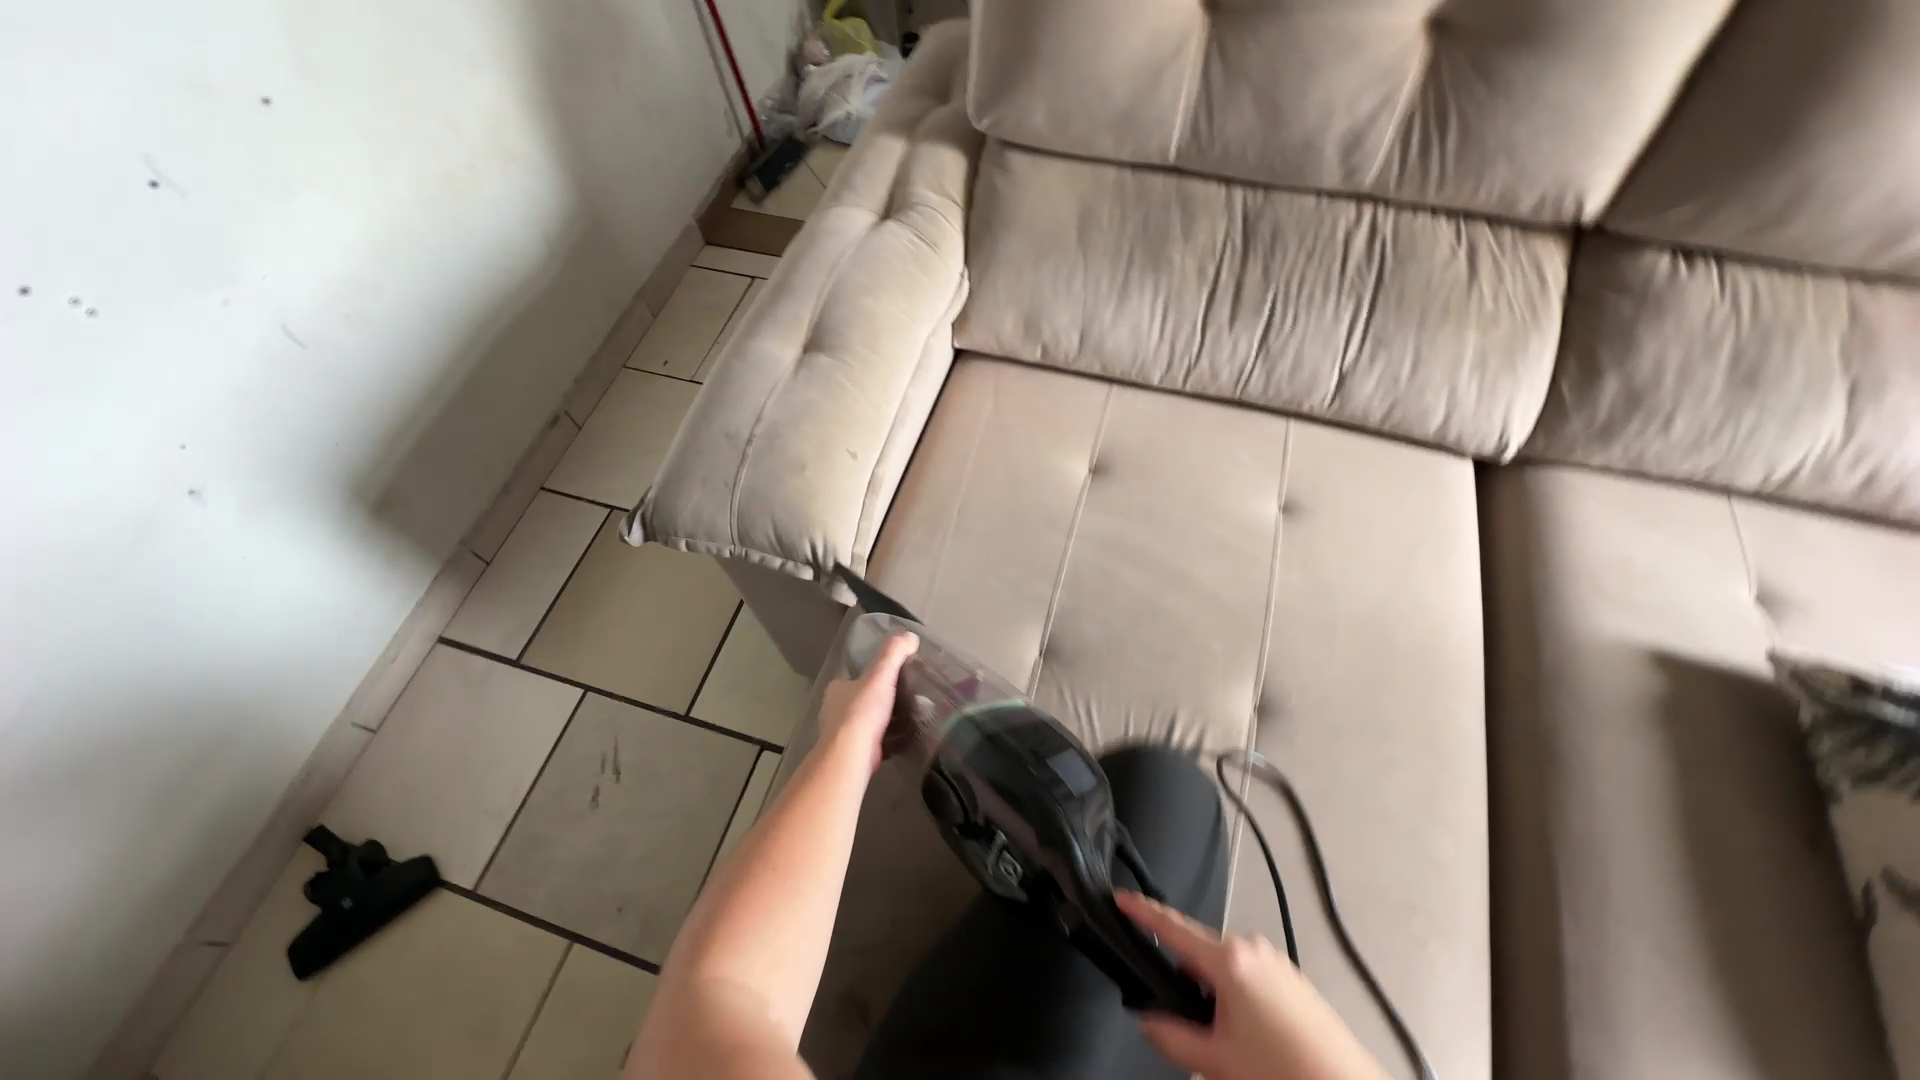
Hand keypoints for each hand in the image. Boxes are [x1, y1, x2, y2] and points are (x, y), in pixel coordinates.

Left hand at [815, 632, 917, 772]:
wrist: (852, 753)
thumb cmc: (862, 710)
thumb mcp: (880, 674)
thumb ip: (893, 652)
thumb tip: (910, 636)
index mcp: (837, 689)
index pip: (855, 677)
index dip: (873, 676)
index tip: (894, 676)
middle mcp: (835, 710)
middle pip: (863, 700)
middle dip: (882, 700)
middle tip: (909, 697)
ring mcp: (843, 734)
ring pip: (869, 722)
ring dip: (887, 721)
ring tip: (913, 716)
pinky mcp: (854, 753)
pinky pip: (876, 742)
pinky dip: (890, 739)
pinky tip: (907, 737)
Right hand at [1116, 891, 1389, 1079]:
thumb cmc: (1288, 1073)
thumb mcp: (1214, 1060)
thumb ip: (1171, 1036)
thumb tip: (1150, 1022)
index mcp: (1230, 962)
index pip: (1173, 928)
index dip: (1142, 912)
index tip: (1121, 898)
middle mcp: (1254, 951)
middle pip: (1199, 955)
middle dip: (1187, 985)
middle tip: (1194, 1028)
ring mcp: (1276, 963)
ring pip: (1225, 971)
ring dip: (1215, 997)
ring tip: (1232, 1046)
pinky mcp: (1292, 979)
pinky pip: (1250, 979)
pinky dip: (1239, 1001)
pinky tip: (1253, 1042)